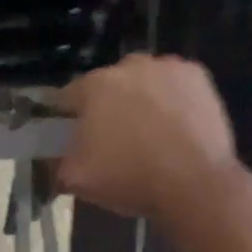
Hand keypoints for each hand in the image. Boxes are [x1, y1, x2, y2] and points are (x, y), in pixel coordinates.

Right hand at [55, 55, 238, 218]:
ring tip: (146, 135)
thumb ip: (54, 163)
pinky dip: (168, 100)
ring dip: (138, 101)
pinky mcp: (198, 77)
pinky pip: (171, 85)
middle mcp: (130, 66)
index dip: (66, 119)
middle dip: (105, 107)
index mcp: (95, 86)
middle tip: (111, 140)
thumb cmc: (128, 179)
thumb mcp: (74, 180)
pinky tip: (171, 127)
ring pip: (141, 82)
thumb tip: (53, 158)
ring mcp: (168, 68)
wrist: (195, 185)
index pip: (67, 97)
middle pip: (107, 86)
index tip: (71, 140)